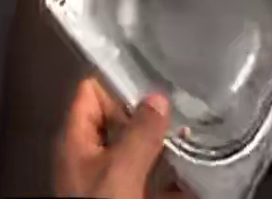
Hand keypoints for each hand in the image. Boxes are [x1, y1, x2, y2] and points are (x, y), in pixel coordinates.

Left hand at [54, 77, 182, 198]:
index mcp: (76, 143)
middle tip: (179, 113)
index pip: (92, 92)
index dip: (119, 84)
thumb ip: (139, 133)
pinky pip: (153, 186)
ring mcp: (109, 188)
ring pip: (139, 154)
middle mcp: (90, 160)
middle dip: (150, 119)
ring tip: (194, 139)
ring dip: (165, 149)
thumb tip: (157, 97)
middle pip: (120, 121)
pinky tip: (196, 180)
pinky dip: (173, 182)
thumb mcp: (120, 173)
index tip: (151, 85)